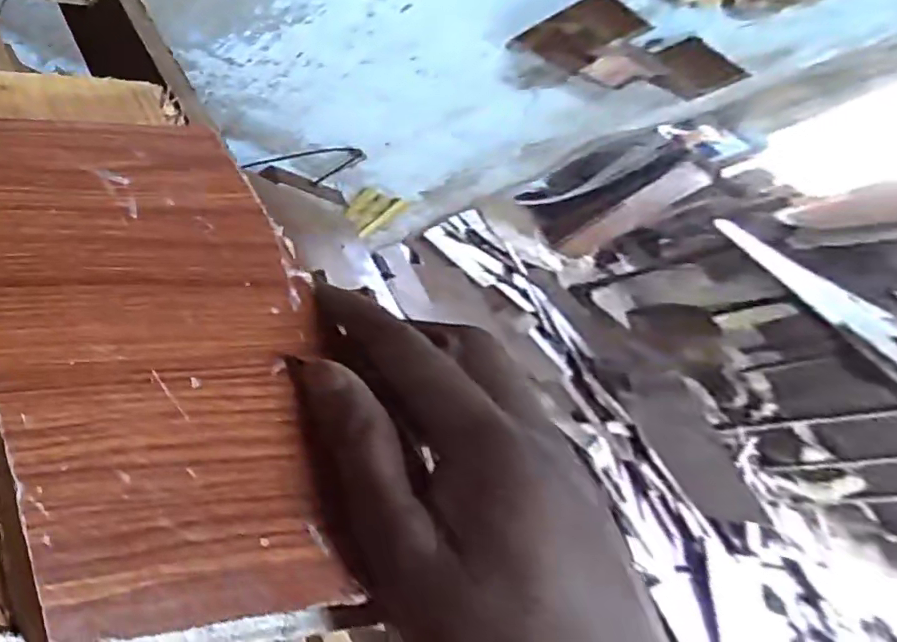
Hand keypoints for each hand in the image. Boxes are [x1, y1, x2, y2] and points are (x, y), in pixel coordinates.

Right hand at [296, 286, 660, 641]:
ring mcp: (567, 466)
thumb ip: (364, 452)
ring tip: (383, 391)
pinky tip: (435, 444)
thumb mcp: (404, 553)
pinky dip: (462, 397)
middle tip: (348, 346)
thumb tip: (322, 368)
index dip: (360, 315)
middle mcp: (537, 438)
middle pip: (468, 347)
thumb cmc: (486, 636)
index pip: (413, 351)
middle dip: (404, 331)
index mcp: (490, 444)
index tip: (316, 290)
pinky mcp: (579, 495)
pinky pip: (511, 413)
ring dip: (435, 362)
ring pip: (496, 378)